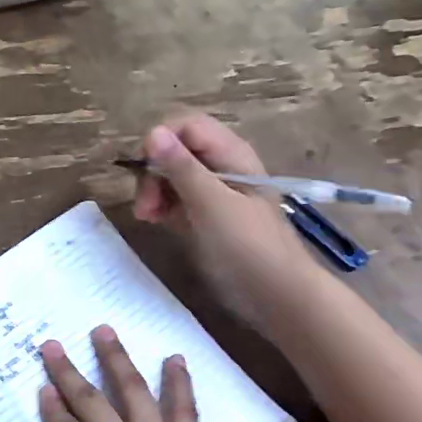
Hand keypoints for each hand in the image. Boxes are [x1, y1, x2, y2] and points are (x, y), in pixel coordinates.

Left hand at [38, 326, 269, 421]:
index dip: (180, 385)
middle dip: (116, 358)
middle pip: (133, 392)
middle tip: (101, 330)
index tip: (174, 356)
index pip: (185, 417)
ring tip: (52, 347)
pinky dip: (53, 408)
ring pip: (92, 400)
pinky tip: (43, 390)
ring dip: (70, 372)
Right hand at [131, 112, 315, 326]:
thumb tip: (152, 132)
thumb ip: (182, 168)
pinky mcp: (207, 215)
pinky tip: (155, 221)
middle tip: (144, 205)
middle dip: (154, 171)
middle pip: (176, 149)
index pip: (185, 125)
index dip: (160, 141)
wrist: (277, 296)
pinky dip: (162, 205)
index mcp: (230, 153)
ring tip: (148, 217)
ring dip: (154, 190)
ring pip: (172, 174)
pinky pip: (177, 197)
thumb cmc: (247, 246)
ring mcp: (215, 192)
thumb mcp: (211, 204)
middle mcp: (222, 165)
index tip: (145, 171)